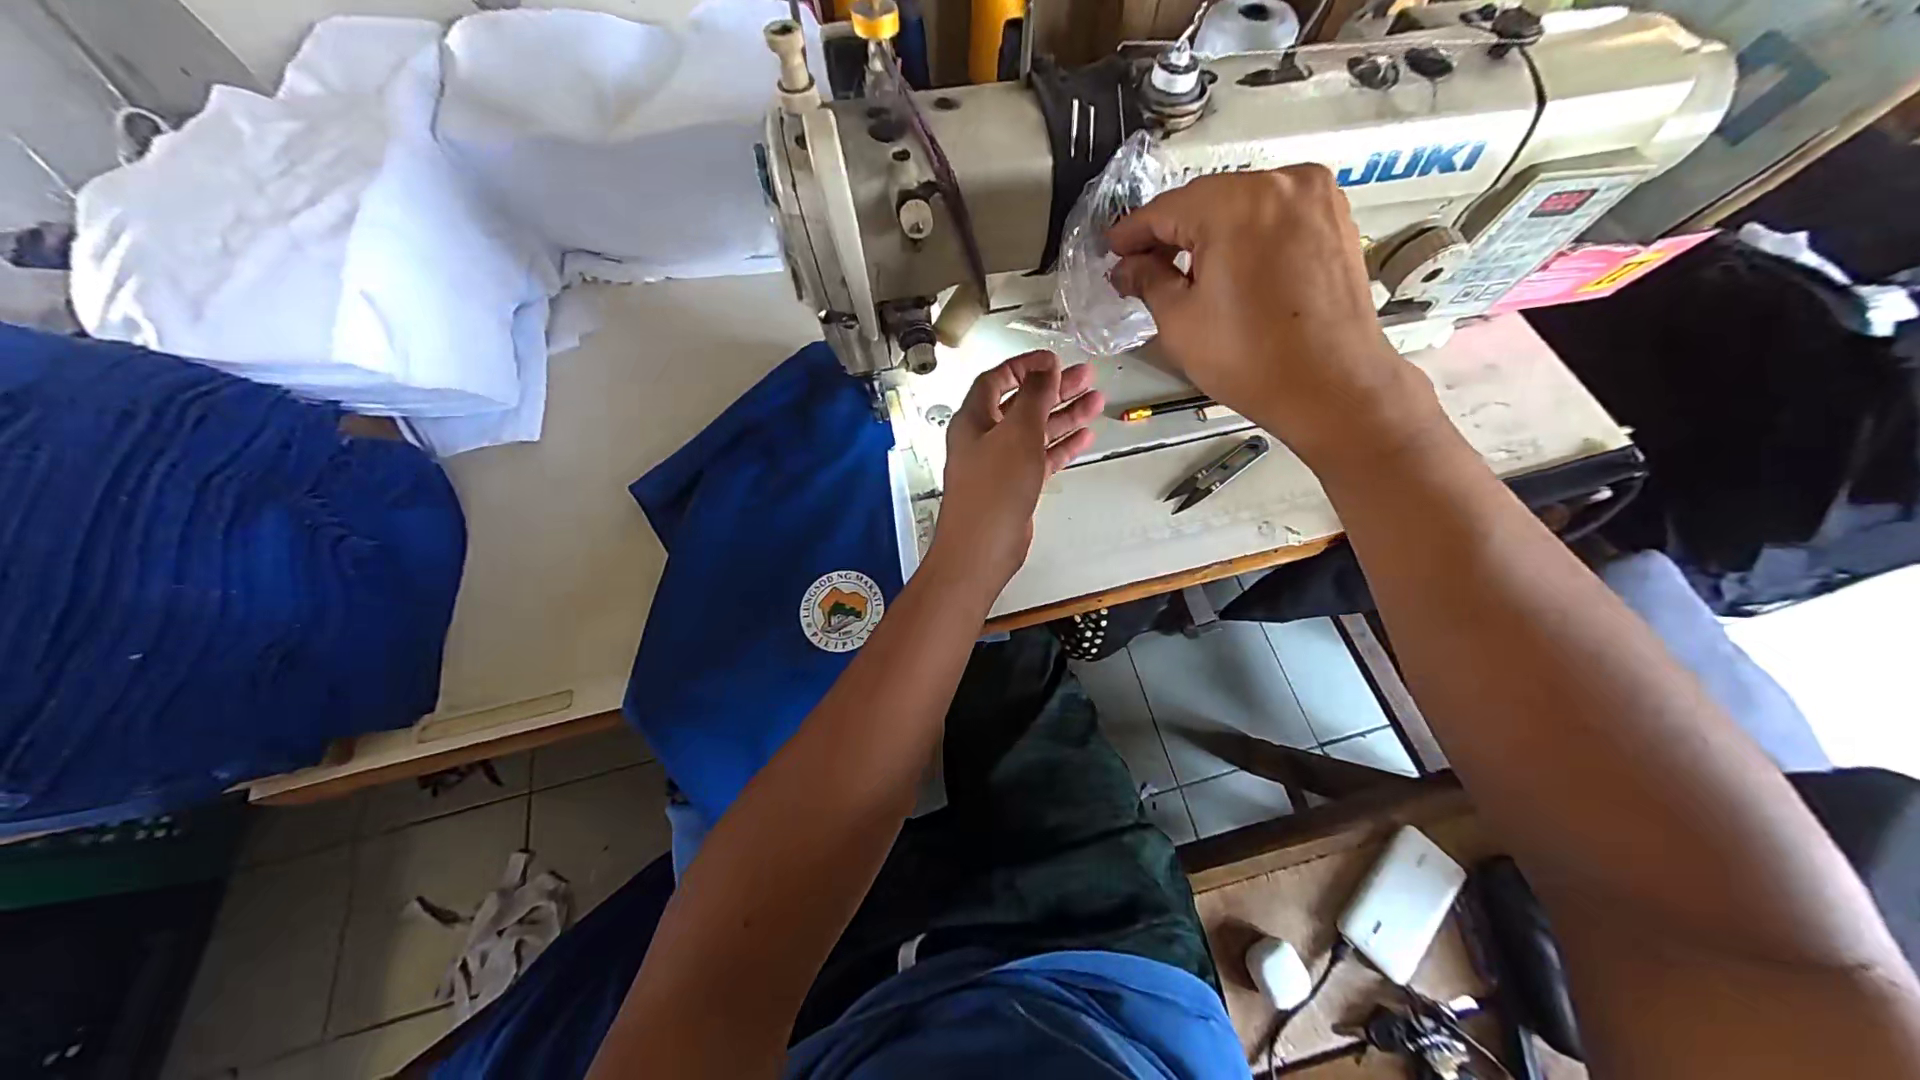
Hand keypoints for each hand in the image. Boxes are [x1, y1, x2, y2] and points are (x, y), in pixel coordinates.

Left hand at [934, 350, 1102, 584]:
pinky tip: (1084, 436)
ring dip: (1064, 416)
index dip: (1025, 365)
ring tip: (1096, 402)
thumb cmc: (994, 488)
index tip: (1054, 359)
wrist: (983, 547)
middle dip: (1054, 389)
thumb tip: (1045, 367)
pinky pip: (1040, 457)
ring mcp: (999, 463)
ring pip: (1035, 431)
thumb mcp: (1018, 432)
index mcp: (974, 419)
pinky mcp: (1014, 486)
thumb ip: (1033, 396)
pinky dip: (1061, 446)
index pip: (997, 379)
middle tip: (1087, 377)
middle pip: (1021, 403)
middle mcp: (984, 438)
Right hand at [1109, 167, 1448, 472]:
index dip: (1132, 233)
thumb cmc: (1256, 359)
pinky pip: (1273, 217)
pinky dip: (1245, 238)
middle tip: (1142, 269)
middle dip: (1170, 234)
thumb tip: (1131, 266)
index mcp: (1237, 204)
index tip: (1115, 251)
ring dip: (1207, 235)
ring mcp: (1316, 199)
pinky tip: (1228, 271)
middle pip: (1205, 201)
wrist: (1331, 386)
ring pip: (1240, 207)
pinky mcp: (1334, 221)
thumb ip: (1147, 280)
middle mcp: (1283, 185)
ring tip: (1185, 276)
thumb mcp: (1179, 321)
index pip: (1165, 208)